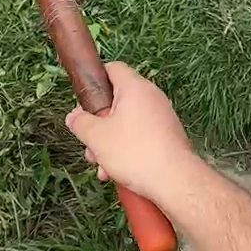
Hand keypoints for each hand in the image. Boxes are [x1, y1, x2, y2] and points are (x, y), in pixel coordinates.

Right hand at [64, 62, 197, 201]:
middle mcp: (151, 96)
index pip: (112, 68)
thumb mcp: (96, 137)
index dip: (96, 81)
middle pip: (117, 100)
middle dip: (100, 123)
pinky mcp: (168, 136)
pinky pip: (141, 135)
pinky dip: (128, 149)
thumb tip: (74, 116)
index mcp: (135, 87)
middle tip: (91, 144)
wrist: (176, 181)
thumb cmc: (134, 152)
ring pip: (127, 122)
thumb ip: (80, 123)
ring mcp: (162, 117)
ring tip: (103, 166)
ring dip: (111, 142)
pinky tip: (118, 172)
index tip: (85, 101)